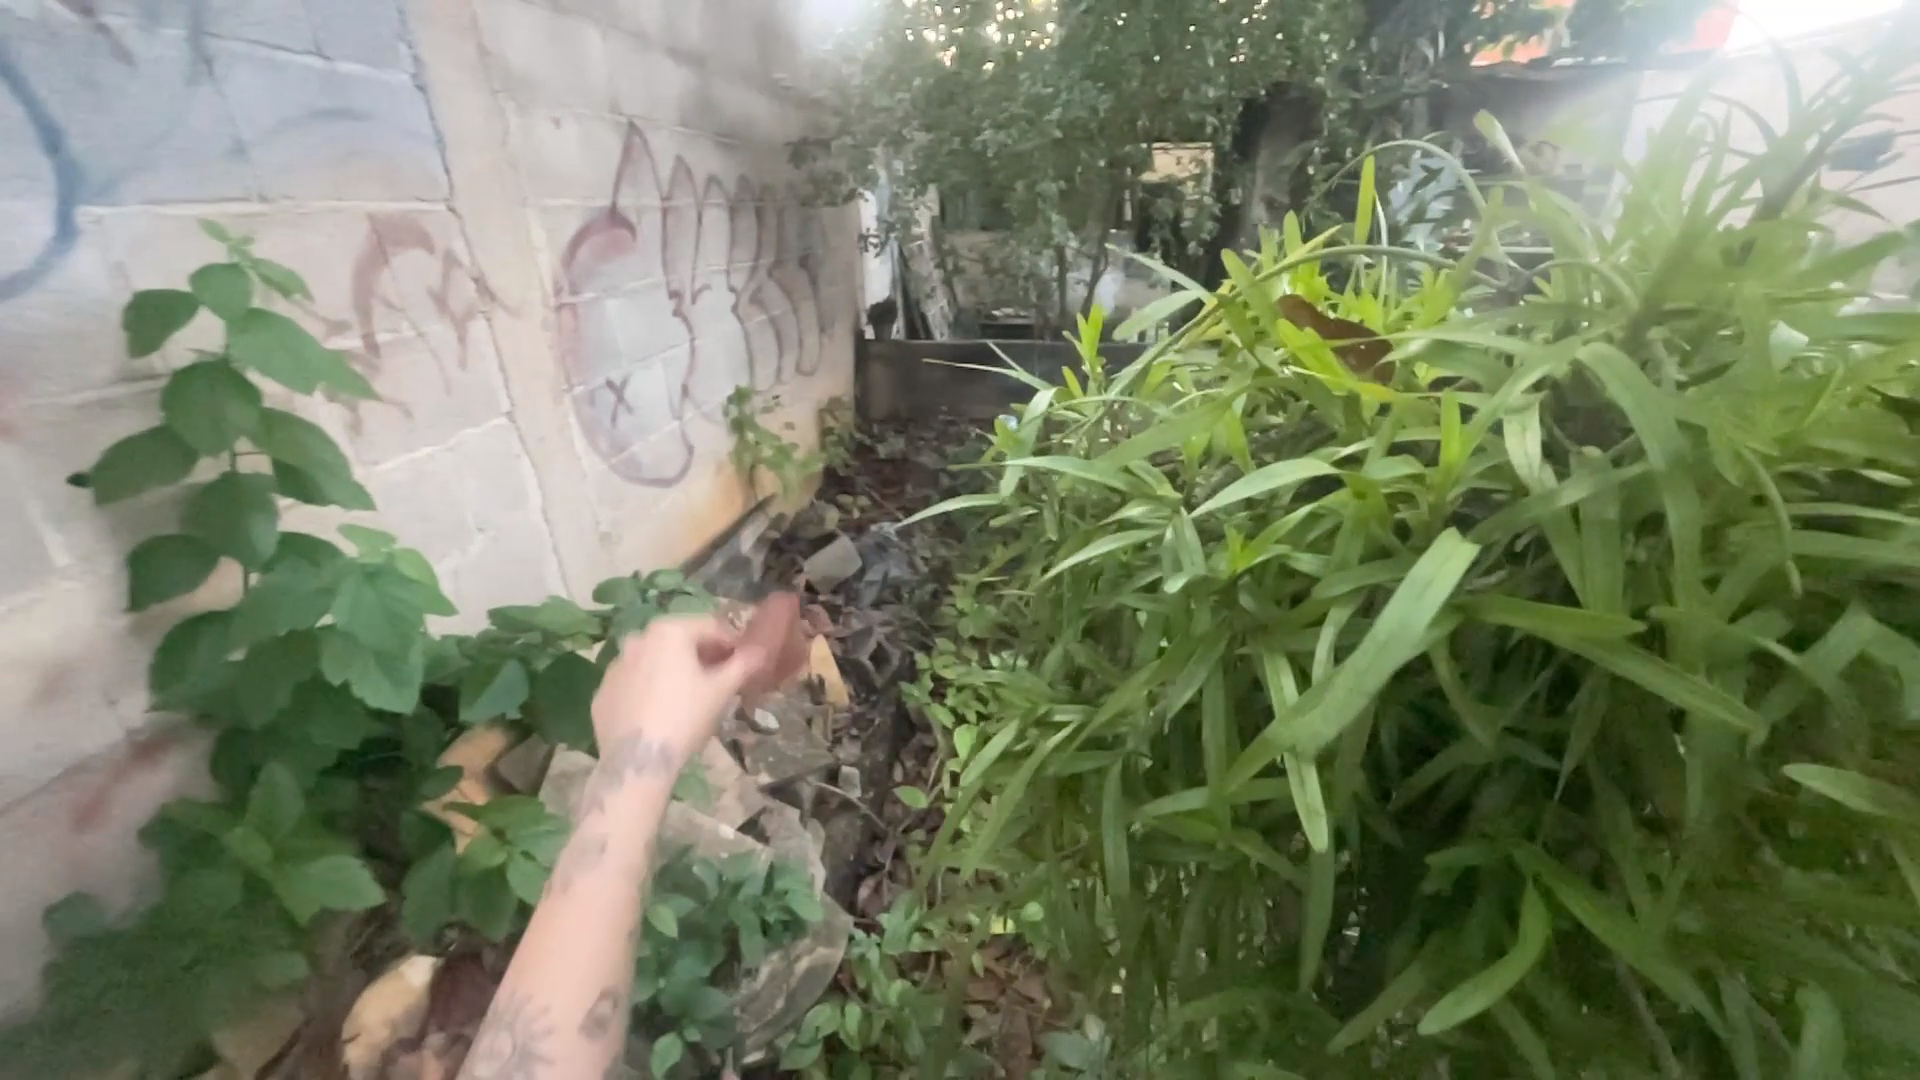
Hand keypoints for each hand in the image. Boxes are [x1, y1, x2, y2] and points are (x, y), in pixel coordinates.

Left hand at [590, 615, 765, 766]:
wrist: (638, 761)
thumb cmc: (685, 716)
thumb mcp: (722, 689)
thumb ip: (744, 664)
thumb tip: (761, 650)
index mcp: (669, 631)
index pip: (710, 626)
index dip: (731, 643)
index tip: (743, 662)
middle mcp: (638, 639)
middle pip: (680, 640)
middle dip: (701, 655)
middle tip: (719, 678)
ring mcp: (615, 666)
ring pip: (654, 660)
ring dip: (674, 670)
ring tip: (690, 696)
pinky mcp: (602, 693)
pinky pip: (634, 683)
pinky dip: (649, 689)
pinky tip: (661, 711)